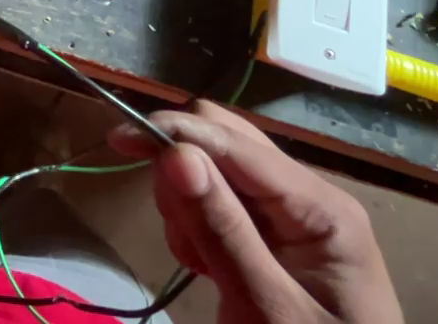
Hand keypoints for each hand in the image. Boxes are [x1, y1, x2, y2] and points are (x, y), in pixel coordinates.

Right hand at [110, 101, 401, 323]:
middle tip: (172, 225)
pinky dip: (193, 221)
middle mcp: (306, 194)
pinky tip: (205, 265)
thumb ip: (221, 230)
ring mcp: (289, 212)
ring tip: (198, 261)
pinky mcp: (270, 231)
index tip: (117, 142)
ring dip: (185, 200)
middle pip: (221, 138)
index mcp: (321, 206)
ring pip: (210, 164)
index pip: (233, 140)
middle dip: (180, 168)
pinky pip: (214, 197)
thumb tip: (172, 153)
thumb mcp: (265, 310)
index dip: (173, 132)